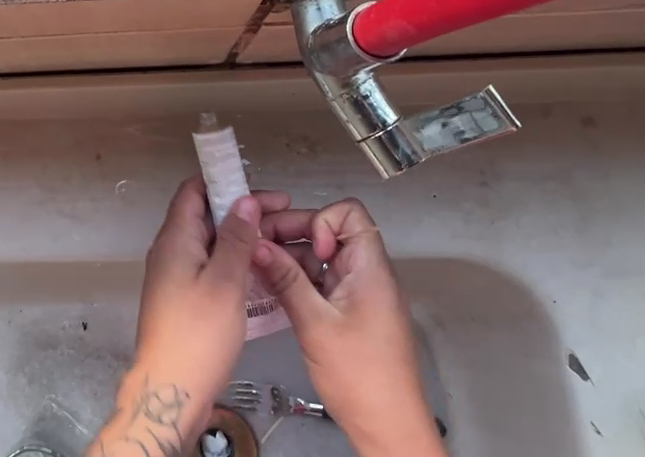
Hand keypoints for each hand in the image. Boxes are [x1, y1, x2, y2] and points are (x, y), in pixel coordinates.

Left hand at [87, 177, 286, 456]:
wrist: (171, 389)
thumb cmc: (197, 334)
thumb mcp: (224, 282)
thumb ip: (235, 238)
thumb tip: (245, 200)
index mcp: (175, 238)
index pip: (194, 190)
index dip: (226, 182)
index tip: (262, 190)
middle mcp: (171, 250)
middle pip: (204, 215)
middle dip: (240, 211)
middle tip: (281, 216)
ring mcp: (175, 274)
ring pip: (209, 242)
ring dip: (240, 238)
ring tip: (278, 242)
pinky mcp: (183, 297)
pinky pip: (209, 266)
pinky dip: (233, 261)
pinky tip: (259, 272)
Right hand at [252, 199, 443, 456]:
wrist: (388, 430)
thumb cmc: (360, 377)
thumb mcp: (316, 324)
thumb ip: (285, 279)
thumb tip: (255, 242)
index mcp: (370, 269)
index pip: (350, 214)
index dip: (321, 221)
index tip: (305, 249)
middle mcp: (365, 274)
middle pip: (328, 231)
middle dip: (292, 233)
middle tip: (257, 245)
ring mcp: (356, 293)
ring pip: (319, 256)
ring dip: (288, 257)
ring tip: (256, 266)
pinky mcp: (347, 312)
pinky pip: (318, 280)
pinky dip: (295, 279)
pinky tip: (269, 288)